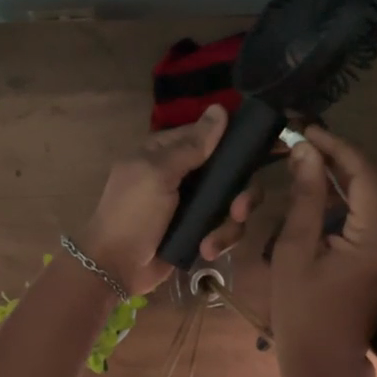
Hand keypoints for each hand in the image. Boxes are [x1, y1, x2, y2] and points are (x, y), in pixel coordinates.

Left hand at [77, 105, 254, 295]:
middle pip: (230, 173)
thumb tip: (220, 109)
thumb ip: (191, 145)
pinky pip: (223, 229)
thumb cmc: (131, 213)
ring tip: (213, 243)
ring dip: (228, 225)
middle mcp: (183, 175)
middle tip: (238, 209)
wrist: (114, 267)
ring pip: (231, 204)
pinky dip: (219, 240)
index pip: (210, 136)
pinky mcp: (197, 233)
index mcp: (167, 153)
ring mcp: (191, 206)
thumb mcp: (157, 173)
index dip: (235, 143)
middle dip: (240, 193)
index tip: (263, 151)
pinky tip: (205, 251)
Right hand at [270, 126, 376, 376]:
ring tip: (313, 157)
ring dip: (350, 174)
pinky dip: (354, 196)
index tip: (307, 129)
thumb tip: (307, 151)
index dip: (337, 147)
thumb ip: (306, 197)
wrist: (325, 361)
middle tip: (308, 139)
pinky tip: (326, 186)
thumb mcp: (295, 250)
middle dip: (344, 157)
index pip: (365, 175)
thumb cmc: (301, 311)